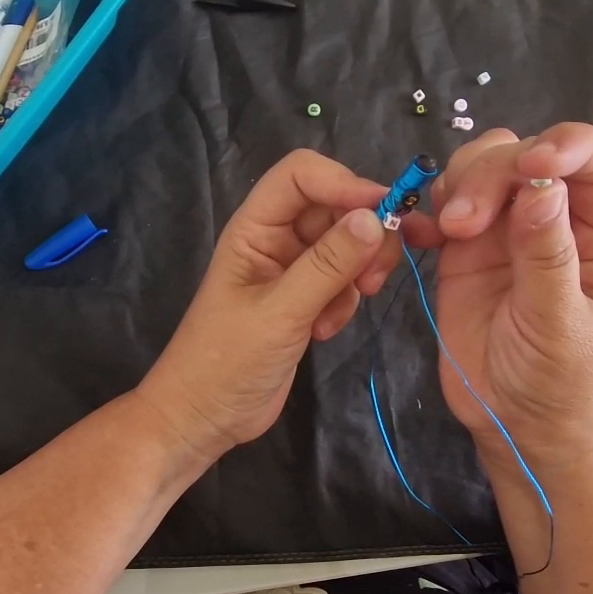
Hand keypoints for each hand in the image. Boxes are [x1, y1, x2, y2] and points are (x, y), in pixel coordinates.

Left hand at [138, 150, 406, 458]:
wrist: (205, 417)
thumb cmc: (226, 361)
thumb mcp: (279, 312)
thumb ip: (327, 266)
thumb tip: (375, 218)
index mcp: (255, 228)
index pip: (302, 176)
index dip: (345, 184)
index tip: (387, 213)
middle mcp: (276, 240)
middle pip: (335, 208)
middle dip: (364, 236)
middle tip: (375, 278)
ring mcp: (293, 270)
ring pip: (347, 245)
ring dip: (357, 274)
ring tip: (337, 314)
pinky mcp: (307, 300)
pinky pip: (344, 281)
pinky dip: (345, 302)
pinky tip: (323, 333)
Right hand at [404, 124, 592, 455]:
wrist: (513, 421)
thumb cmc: (557, 381)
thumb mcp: (559, 325)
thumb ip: (548, 257)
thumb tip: (539, 188)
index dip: (568, 146)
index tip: (532, 165)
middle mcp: (553, 220)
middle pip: (524, 156)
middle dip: (491, 174)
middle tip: (460, 225)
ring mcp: (504, 232)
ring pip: (481, 169)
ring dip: (458, 184)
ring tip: (444, 233)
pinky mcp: (462, 250)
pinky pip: (442, 207)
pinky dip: (425, 210)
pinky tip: (418, 237)